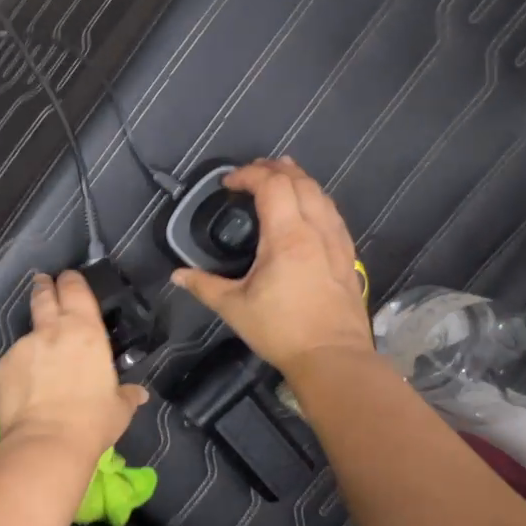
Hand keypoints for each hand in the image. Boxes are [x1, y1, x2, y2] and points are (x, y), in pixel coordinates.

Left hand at [0, 270, 149, 458]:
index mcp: (86, 332)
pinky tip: (25, 386)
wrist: (46, 441)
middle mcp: (52, 331)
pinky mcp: (2, 366)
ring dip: (34, 340)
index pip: (76, 292)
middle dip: (44, 287)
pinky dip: (19, 367)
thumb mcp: (118, 408)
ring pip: (28, 334)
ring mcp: (23, 346)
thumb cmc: (92, 421)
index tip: (67, 276)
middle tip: (42, 282)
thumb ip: (126, 395)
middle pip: (44, 297)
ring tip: (38, 360)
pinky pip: (13, 361)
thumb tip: (139, 394)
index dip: (71, 281)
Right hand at [172, 157, 373, 375]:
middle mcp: (315, 230)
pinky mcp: (347, 255)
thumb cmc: (280, 330)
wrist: (332, 356)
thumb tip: (178, 275)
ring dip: (299, 179)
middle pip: (300, 182)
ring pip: (321, 194)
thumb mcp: (233, 307)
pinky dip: (316, 199)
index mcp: (286, 238)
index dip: (248, 176)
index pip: (271, 187)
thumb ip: (203, 285)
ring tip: (282, 174)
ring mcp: (336, 241)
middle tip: (251, 172)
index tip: (227, 182)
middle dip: (274, 170)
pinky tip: (308, 206)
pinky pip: (333, 213)